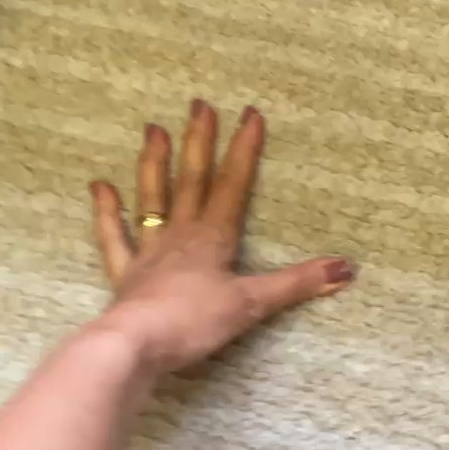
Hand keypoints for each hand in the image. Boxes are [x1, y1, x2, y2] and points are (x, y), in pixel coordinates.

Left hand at [85, 99, 354, 373]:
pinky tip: (100, 186)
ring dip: (155, 163)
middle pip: (192, 180)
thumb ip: (298, 282)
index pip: (233, 184)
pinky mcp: (126, 273)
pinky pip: (114, 236)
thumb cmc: (194, 320)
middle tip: (199, 104)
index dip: (244, 149)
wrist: (133, 345)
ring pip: (152, 197)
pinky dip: (106, 211)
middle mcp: (181, 234)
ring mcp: (149, 251)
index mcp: (213, 236)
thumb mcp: (254, 303)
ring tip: (154, 128)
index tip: (249, 113)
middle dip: (199, 141)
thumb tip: (348, 268)